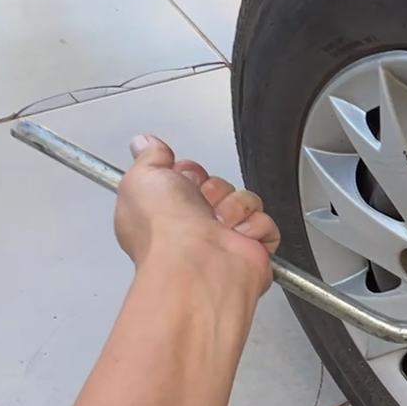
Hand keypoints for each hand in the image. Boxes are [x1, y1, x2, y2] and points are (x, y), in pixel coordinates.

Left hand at [114, 135, 280, 307]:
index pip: (188, 177)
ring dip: (236, 207)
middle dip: (214, 189)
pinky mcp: (250, 250)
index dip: (188, 173)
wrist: (198, 260)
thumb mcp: (141, 178)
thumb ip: (148, 157)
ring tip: (220, 224)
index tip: (181, 177)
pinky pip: (265, 222)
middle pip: (218, 186)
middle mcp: (191, 228)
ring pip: (245, 200)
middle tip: (201, 204)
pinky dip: (255, 227)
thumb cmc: (164, 229)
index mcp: (163, 212)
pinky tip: (236, 237)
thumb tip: (146, 145)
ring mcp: (222, 239)